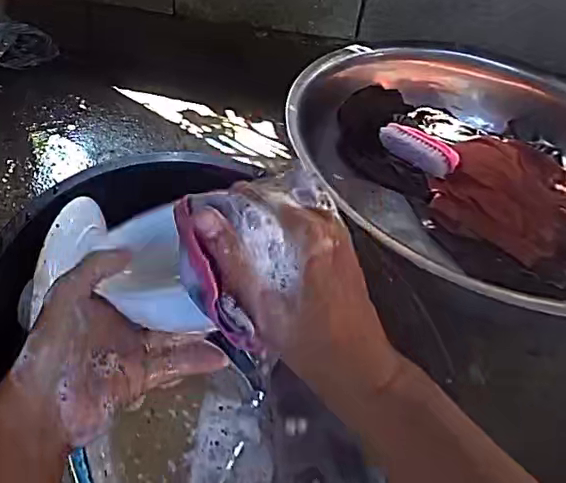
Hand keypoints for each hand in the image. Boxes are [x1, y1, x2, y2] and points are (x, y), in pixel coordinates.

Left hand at [6, 250, 228, 449]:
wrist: (45, 406)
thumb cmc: (50, 346)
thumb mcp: (66, 293)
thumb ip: (95, 266)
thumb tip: (129, 251)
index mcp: (103, 300)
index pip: (137, 279)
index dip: (158, 267)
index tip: (185, 253)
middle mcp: (120, 322)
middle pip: (159, 306)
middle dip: (184, 297)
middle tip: (214, 282)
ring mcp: (131, 351)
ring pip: (171, 335)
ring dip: (196, 328)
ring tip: (224, 314)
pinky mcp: (139, 377)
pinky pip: (172, 366)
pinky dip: (195, 361)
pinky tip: (217, 354)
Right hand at [188, 173, 402, 399]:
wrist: (362, 370)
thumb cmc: (312, 345)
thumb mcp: (263, 306)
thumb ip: (231, 257)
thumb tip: (203, 218)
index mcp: (309, 229)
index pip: (259, 195)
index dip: (229, 204)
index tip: (211, 219)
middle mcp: (326, 221)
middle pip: (274, 200)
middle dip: (246, 214)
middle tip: (223, 237)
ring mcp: (336, 231)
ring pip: (288, 211)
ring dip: (264, 224)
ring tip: (243, 247)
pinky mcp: (341, 243)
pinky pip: (304, 223)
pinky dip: (283, 233)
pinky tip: (270, 258)